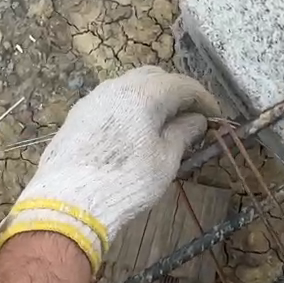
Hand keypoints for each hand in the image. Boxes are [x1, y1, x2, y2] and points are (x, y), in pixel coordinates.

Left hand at [0, 67, 219, 274]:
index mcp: (143, 93)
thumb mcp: (165, 160)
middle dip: (176, 93)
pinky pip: (110, 102)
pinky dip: (129, 110)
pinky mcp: (77, 116)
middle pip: (154, 78)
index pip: (182, 85)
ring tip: (162, 125)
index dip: (203, 100)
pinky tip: (132, 133)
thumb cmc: (126, 181)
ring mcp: (93, 99)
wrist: (68, 203)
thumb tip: (196, 120)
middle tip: (190, 117)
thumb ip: (183, 133)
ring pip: (129, 87)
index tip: (215, 117)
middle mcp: (116, 87)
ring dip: (150, 99)